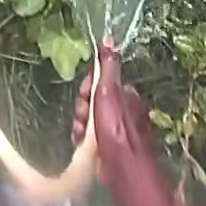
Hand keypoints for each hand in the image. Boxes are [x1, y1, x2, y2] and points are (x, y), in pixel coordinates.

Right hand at [74, 41, 162, 198]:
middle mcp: (123, 109)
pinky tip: (81, 144)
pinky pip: (90, 137)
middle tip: (82, 118)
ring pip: (90, 119)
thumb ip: (109, 64)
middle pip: (93, 100)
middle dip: (82, 108)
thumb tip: (108, 37)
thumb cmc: (115, 126)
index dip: (88, 86)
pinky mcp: (110, 149)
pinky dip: (84, 139)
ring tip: (81, 134)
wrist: (123, 169)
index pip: (100, 81)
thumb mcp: (110, 89)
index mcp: (125, 93)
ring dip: (81, 125)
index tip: (85, 95)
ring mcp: (117, 130)